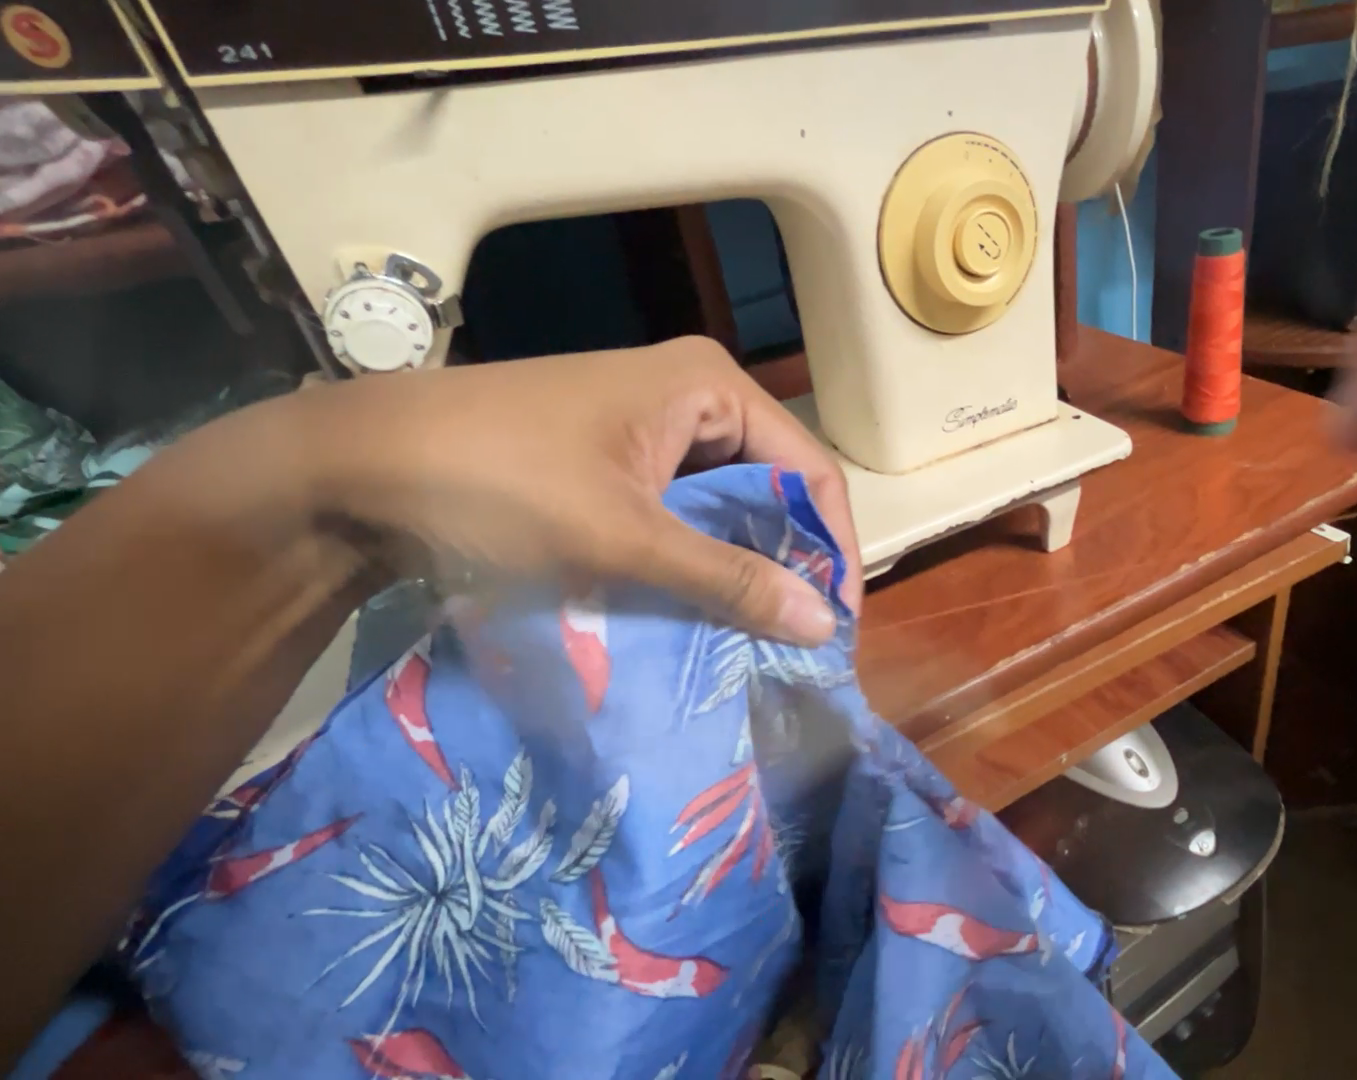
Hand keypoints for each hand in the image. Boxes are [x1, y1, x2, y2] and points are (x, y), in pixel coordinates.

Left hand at [289, 337, 860, 645]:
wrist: (346, 469)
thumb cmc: (494, 482)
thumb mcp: (621, 537)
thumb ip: (728, 579)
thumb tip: (823, 623)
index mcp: (711, 385)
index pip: (810, 470)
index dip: (830, 546)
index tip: (835, 622)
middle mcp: (695, 394)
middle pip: (774, 485)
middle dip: (788, 559)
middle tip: (799, 637)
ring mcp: (655, 425)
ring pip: (729, 503)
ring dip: (743, 565)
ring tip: (759, 633)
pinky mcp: (621, 456)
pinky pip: (686, 510)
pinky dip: (699, 557)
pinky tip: (702, 605)